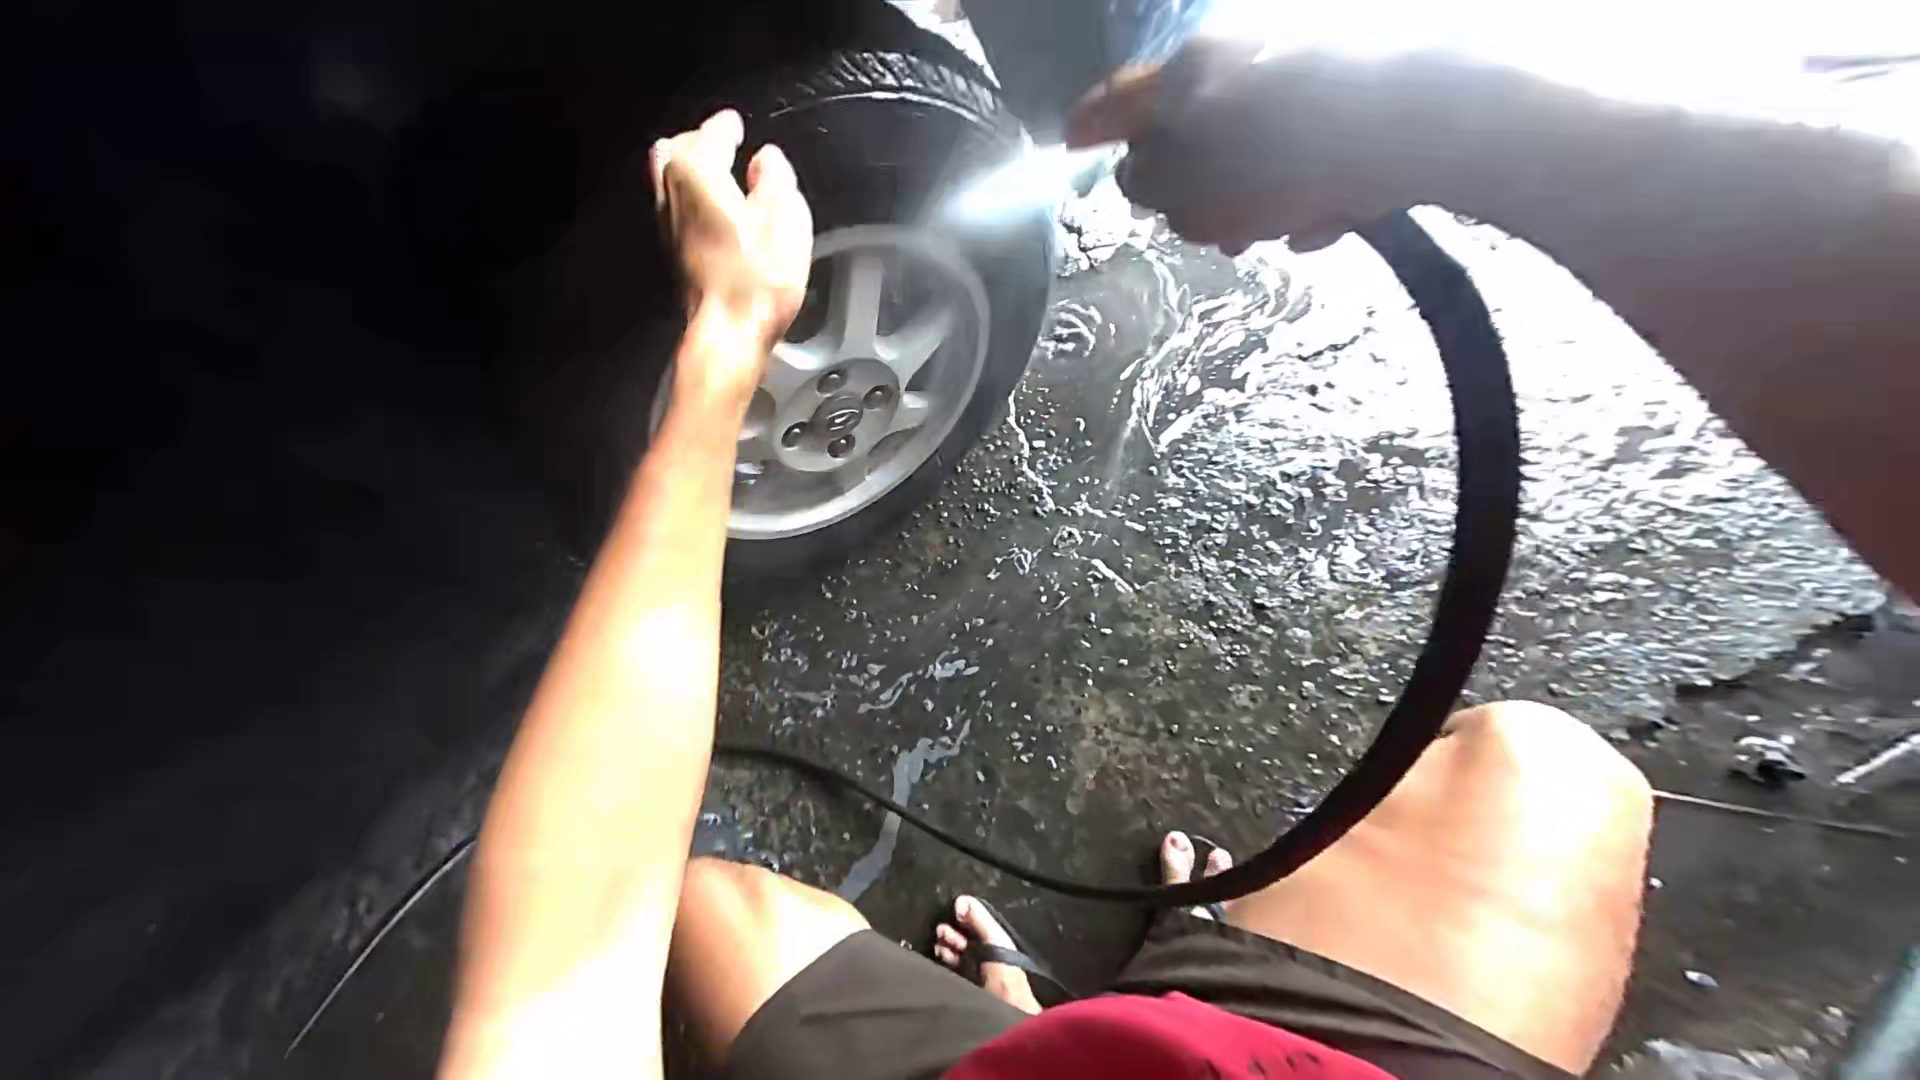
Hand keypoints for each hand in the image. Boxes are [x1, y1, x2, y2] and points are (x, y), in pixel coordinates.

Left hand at [651, 109, 813, 393]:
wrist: (727, 335)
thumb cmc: (757, 282)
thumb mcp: (786, 223)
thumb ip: (778, 182)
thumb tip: (768, 161)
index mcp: (699, 173)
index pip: (712, 134)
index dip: (727, 128)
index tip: (736, 125)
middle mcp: (672, 192)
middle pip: (676, 150)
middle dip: (700, 143)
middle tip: (723, 146)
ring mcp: (666, 225)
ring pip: (668, 179)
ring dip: (691, 171)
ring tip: (716, 177)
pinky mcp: (671, 254)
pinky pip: (674, 209)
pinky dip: (690, 199)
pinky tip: (711, 213)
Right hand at [1066, 43, 1449, 253]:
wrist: (1423, 129)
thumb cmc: (1286, 163)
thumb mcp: (1197, 189)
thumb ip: (1148, 184)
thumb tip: (1133, 173)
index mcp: (1194, 75)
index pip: (1122, 100)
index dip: (1091, 125)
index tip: (1069, 142)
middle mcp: (1241, 60)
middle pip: (1192, 135)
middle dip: (1199, 191)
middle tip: (1218, 229)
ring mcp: (1297, 73)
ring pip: (1251, 153)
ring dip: (1256, 200)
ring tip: (1279, 227)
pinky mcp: (1346, 97)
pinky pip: (1302, 154)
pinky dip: (1308, 188)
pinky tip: (1328, 213)